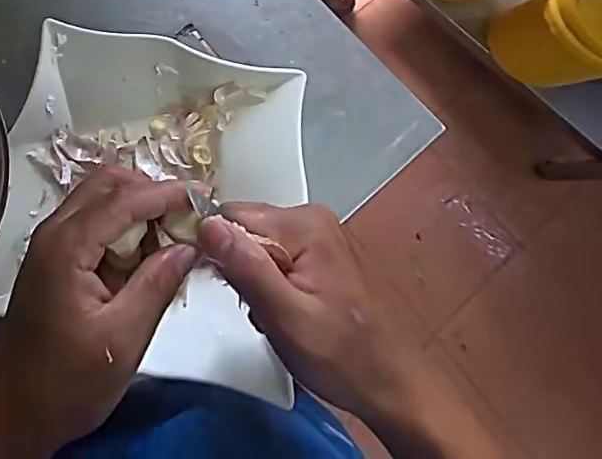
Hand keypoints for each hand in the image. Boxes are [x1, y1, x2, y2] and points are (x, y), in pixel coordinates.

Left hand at [0, 168, 196, 457]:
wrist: (11, 413)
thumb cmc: (62, 385)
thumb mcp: (121, 341)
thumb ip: (157, 286)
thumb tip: (187, 247)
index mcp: (66, 246)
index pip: (123, 200)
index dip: (166, 193)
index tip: (201, 195)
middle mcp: (55, 231)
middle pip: (108, 185)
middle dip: (150, 193)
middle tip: (186, 217)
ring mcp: (52, 241)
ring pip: (101, 197)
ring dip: (137, 207)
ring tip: (170, 237)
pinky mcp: (56, 255)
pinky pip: (94, 219)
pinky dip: (123, 224)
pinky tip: (145, 253)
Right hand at [200, 203, 499, 458]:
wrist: (394, 385)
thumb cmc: (342, 357)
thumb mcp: (287, 318)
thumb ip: (247, 268)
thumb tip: (207, 223)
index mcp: (303, 223)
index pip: (232, 215)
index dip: (216, 248)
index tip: (218, 285)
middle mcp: (310, 216)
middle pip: (245, 226)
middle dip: (238, 265)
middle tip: (253, 307)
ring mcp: (317, 232)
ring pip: (258, 241)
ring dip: (253, 276)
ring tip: (271, 314)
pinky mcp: (320, 250)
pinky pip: (275, 252)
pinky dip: (269, 280)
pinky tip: (283, 309)